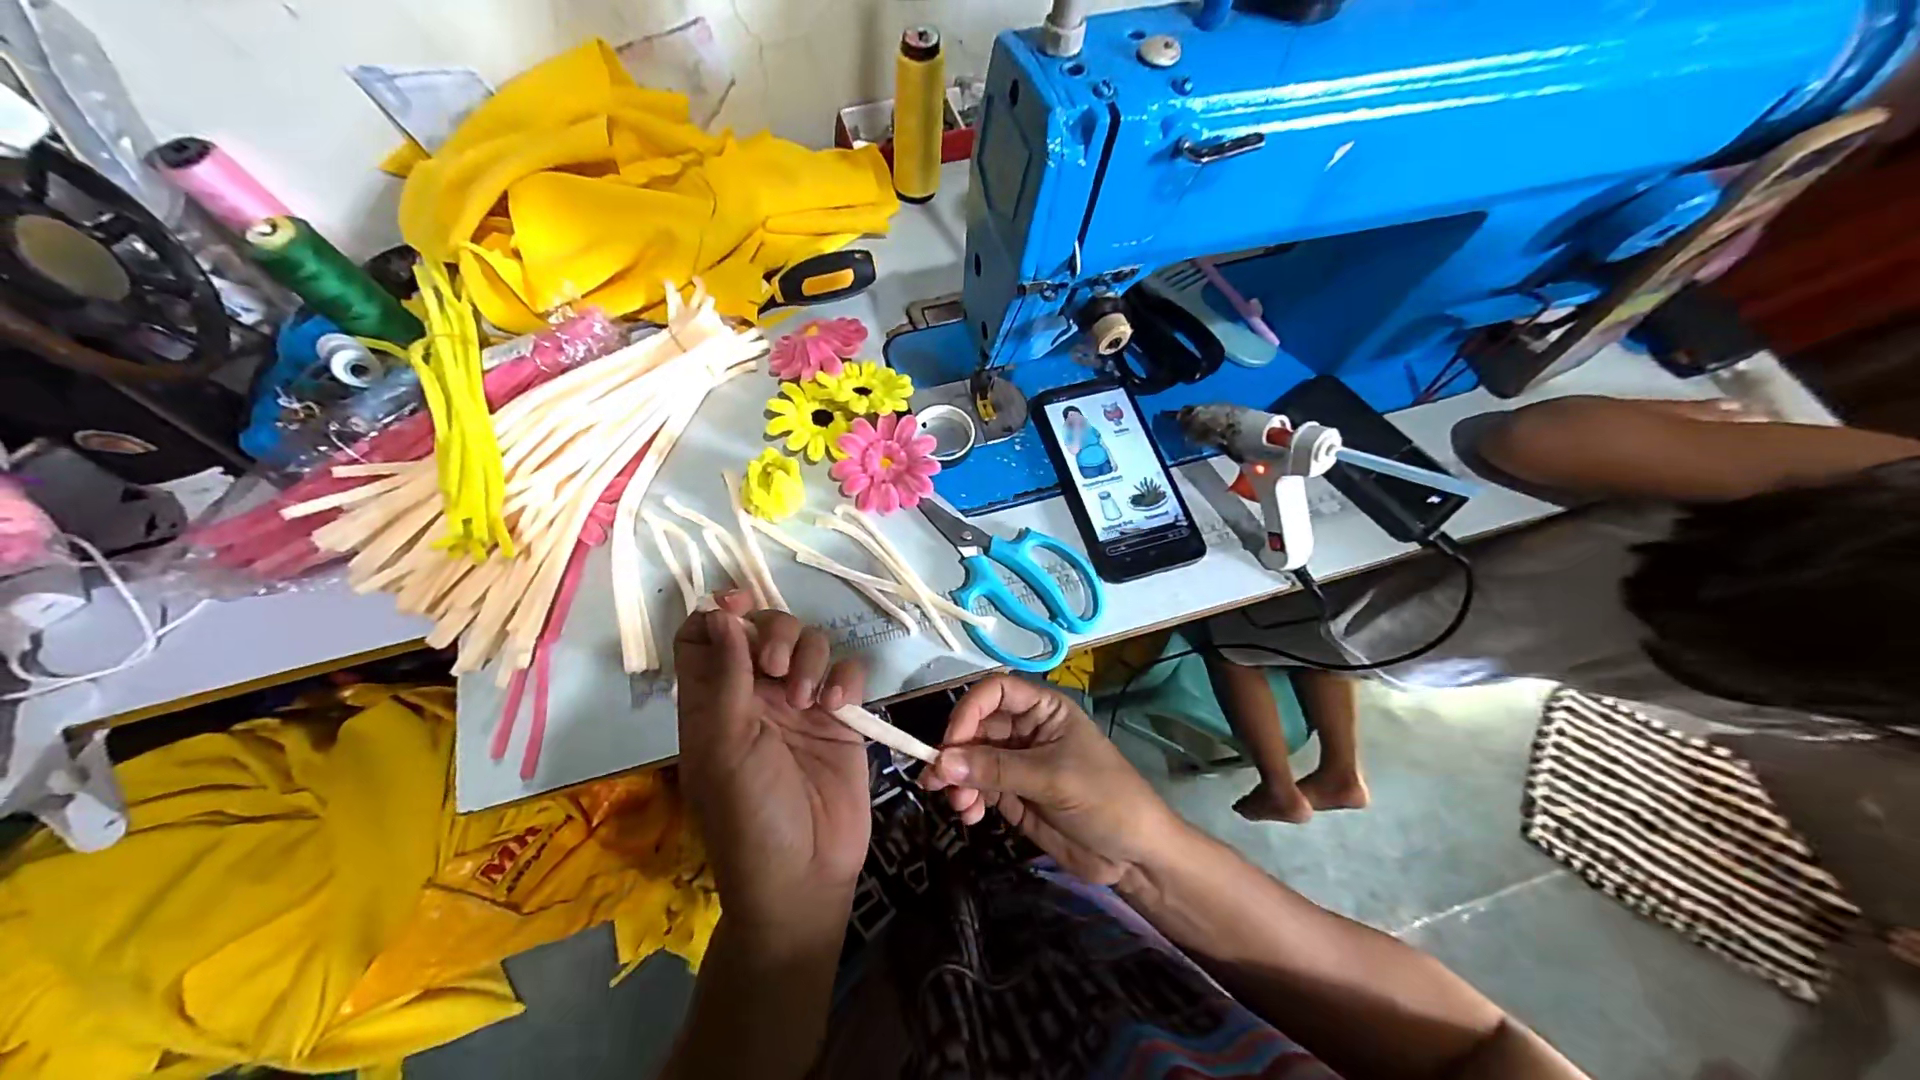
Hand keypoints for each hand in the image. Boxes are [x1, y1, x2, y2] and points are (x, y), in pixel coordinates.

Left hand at [674, 592, 870, 930]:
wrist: (806, 872)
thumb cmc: (750, 814)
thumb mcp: (725, 746)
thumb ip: (725, 677)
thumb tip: (720, 613)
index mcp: (713, 700)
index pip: (703, 637)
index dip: (717, 614)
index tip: (739, 605)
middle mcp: (755, 694)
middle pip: (764, 628)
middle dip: (776, 633)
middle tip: (779, 665)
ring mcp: (801, 703)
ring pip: (810, 643)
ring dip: (812, 658)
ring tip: (809, 699)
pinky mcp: (841, 716)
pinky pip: (848, 671)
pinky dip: (846, 679)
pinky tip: (840, 708)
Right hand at [922, 674, 1186, 884]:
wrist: (1135, 856)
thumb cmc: (1106, 799)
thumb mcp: (1053, 779)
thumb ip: (997, 770)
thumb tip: (942, 763)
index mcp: (1044, 710)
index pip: (996, 692)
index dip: (969, 710)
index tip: (951, 743)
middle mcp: (1026, 730)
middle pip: (976, 726)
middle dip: (956, 752)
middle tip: (937, 781)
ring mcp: (1018, 763)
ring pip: (972, 759)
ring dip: (958, 780)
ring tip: (959, 805)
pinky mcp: (1013, 795)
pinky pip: (979, 787)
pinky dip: (968, 798)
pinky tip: (970, 815)